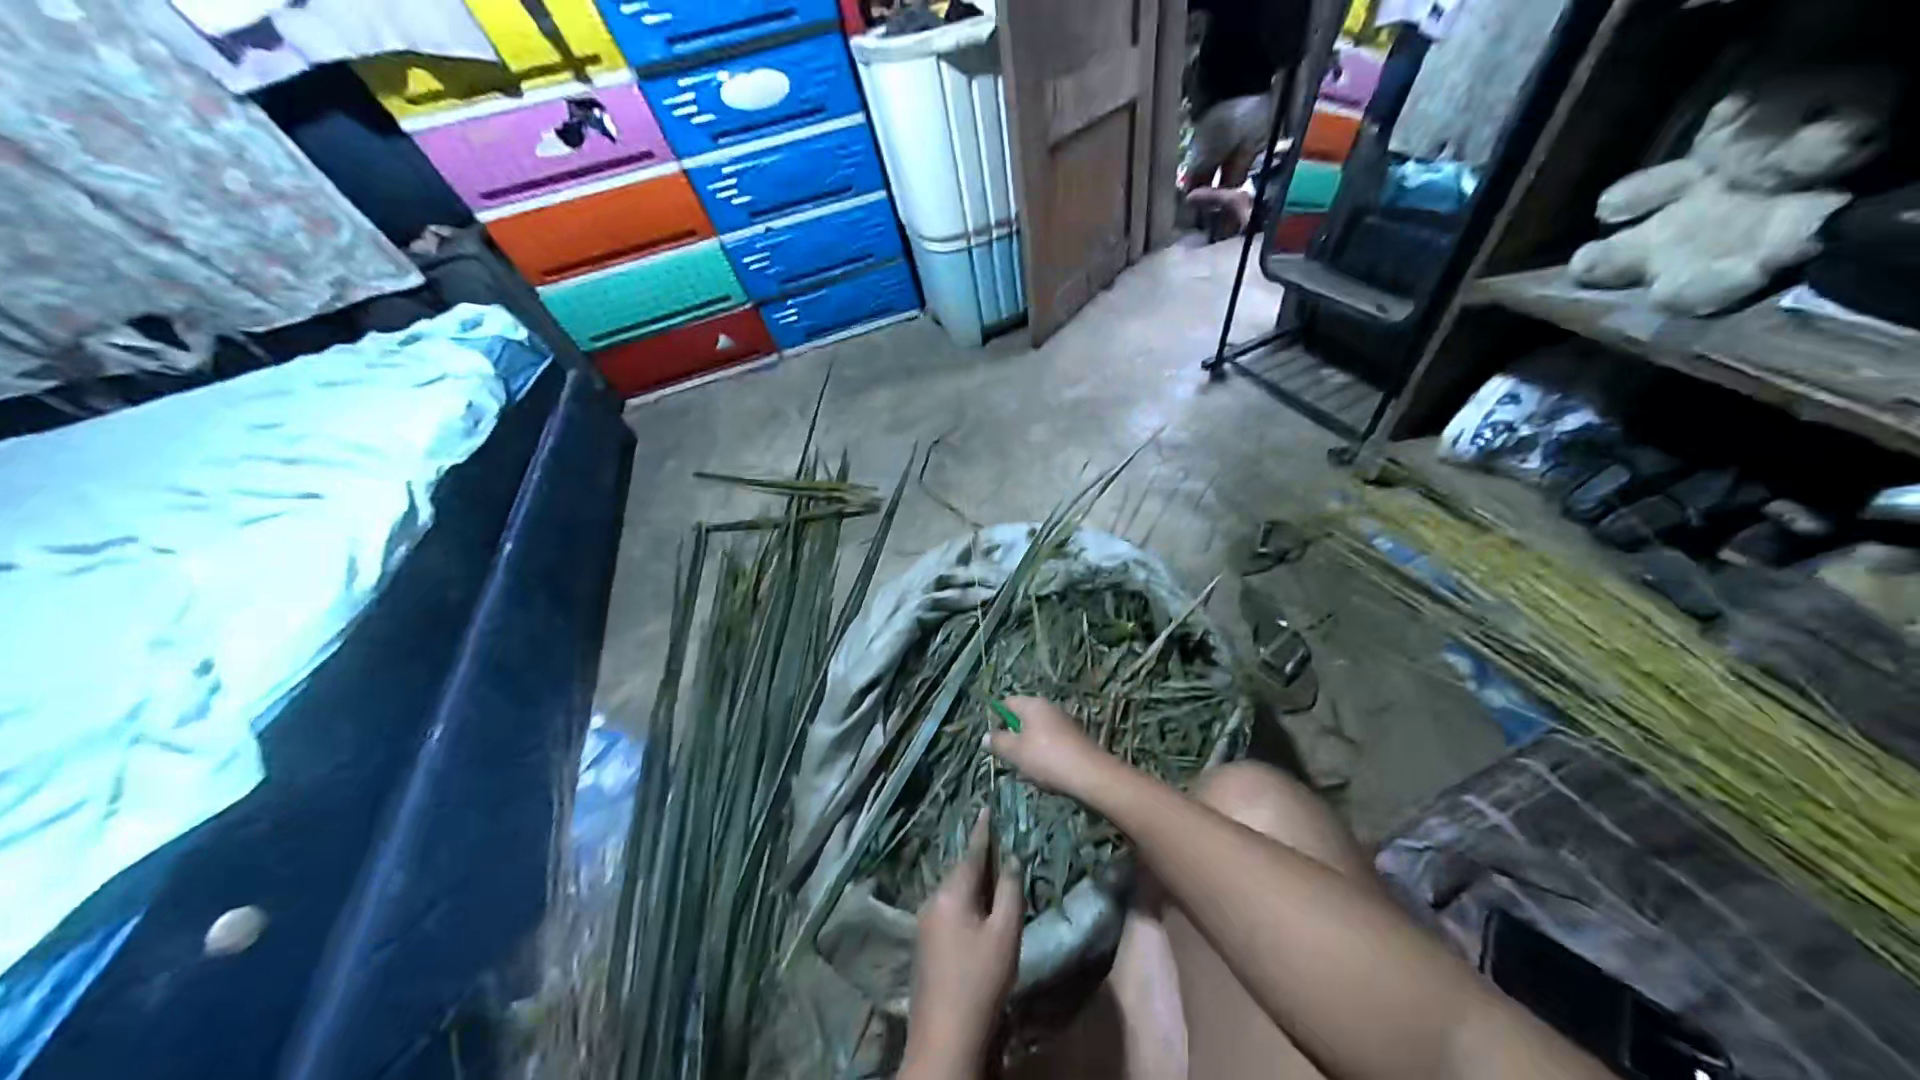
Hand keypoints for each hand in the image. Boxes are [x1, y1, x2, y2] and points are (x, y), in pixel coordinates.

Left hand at [900, 811, 1021, 1079]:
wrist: (945, 1034)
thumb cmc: (981, 979)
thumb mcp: (1005, 933)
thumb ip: (1009, 891)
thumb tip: (1010, 859)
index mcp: (951, 893)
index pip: (971, 852)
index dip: (982, 830)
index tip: (986, 807)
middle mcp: (932, 900)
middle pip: (960, 870)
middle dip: (979, 857)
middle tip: (997, 841)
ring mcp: (924, 922)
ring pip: (953, 890)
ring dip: (972, 882)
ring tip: (992, 874)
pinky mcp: (924, 943)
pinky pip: (948, 908)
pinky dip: (964, 901)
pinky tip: (976, 910)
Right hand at [986, 697, 1119, 798]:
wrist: (1090, 775)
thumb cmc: (1047, 758)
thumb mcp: (1015, 752)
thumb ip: (997, 742)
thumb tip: (986, 736)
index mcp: (1033, 704)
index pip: (1007, 702)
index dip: (997, 717)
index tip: (993, 738)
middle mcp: (1049, 708)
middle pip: (1023, 718)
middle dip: (1013, 738)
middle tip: (1007, 757)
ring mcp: (1064, 723)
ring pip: (1037, 734)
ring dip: (1028, 750)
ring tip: (1025, 770)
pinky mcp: (1074, 739)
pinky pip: (1051, 744)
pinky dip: (1044, 756)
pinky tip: (1044, 774)